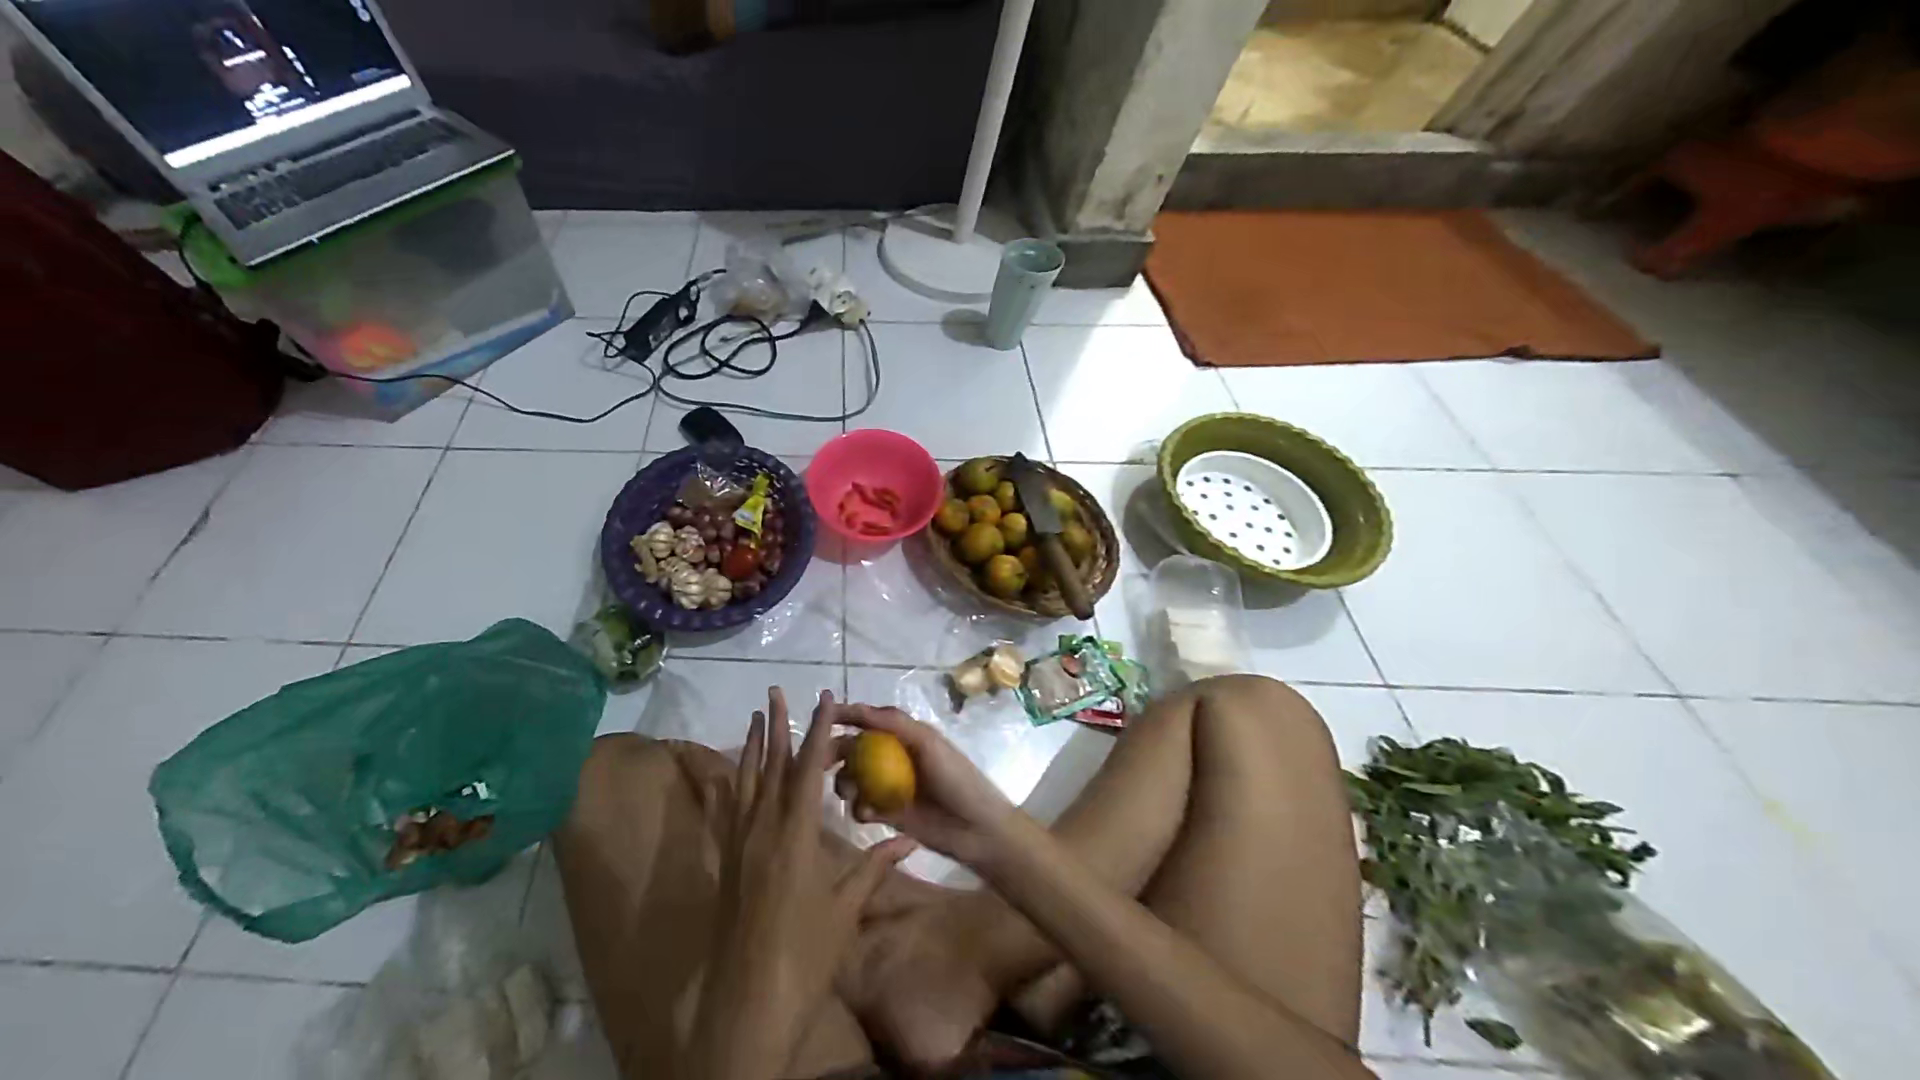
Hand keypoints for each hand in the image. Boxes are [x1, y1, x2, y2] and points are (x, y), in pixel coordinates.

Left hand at [689, 689, 915, 1079]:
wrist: (748, 1002)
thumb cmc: (804, 955)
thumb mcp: (844, 911)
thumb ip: (874, 867)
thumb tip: (909, 839)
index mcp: (794, 838)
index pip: (807, 771)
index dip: (817, 732)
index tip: (824, 699)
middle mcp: (762, 831)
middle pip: (770, 767)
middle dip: (776, 726)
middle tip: (776, 691)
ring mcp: (740, 845)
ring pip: (745, 783)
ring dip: (751, 746)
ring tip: (755, 716)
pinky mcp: (729, 860)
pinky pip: (731, 808)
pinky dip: (734, 780)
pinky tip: (733, 769)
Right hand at [832, 704, 1021, 869]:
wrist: (977, 829)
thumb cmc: (957, 779)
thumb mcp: (928, 743)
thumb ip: (894, 723)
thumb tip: (857, 706)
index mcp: (904, 736)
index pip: (868, 720)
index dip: (844, 716)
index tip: (820, 718)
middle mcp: (893, 758)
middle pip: (854, 749)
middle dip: (835, 752)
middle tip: (820, 764)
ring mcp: (889, 787)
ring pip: (853, 779)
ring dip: (845, 782)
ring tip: (850, 793)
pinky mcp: (888, 815)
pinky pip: (862, 808)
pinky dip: (858, 808)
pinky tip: (866, 814)